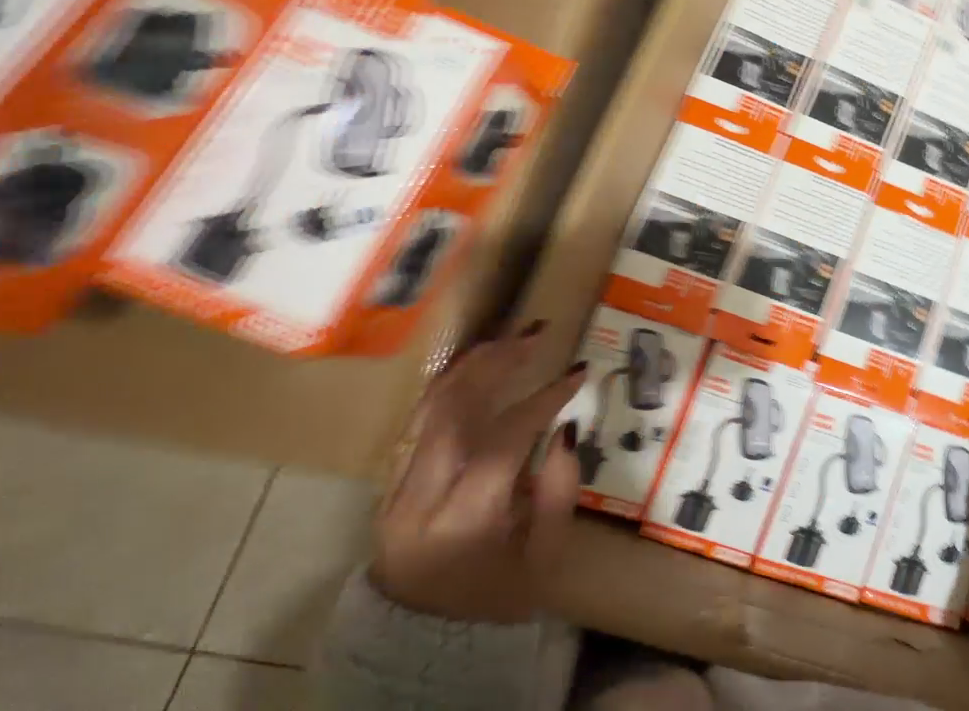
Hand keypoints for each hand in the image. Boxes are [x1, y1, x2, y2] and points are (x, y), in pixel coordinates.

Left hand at [370, 321, 585, 622]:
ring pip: (427, 409)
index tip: (578, 373)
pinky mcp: (390, 482)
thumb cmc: (495, 598)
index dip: (543, 400)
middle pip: (453, 411)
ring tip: (508, 338)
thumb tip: (565, 430)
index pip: (503, 441)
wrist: (421, 636)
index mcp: (465, 520)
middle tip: (537, 333)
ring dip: (470, 366)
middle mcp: (421, 497)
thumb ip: (559, 493)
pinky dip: (448, 387)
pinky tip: (475, 366)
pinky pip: (418, 422)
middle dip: (498, 363)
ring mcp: (397, 487)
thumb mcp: (543, 557)